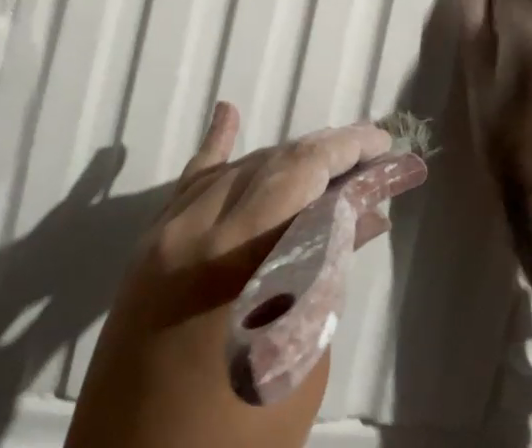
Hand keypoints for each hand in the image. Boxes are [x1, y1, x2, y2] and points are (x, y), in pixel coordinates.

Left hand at [65, 103, 395, 447]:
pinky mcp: (146, 251)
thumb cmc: (233, 438)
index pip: (299, 179)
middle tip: (370, 153)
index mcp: (237, 265)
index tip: (384, 143)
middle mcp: (195, 234)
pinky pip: (186, 185)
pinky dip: (215, 150)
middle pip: (269, 167)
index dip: (345, 152)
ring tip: (330, 158)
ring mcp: (163, 238)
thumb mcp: (296, 366)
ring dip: (284, 159)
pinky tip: (228, 115)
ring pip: (233, 170)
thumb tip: (354, 217)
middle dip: (324, 153)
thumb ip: (320, 280)